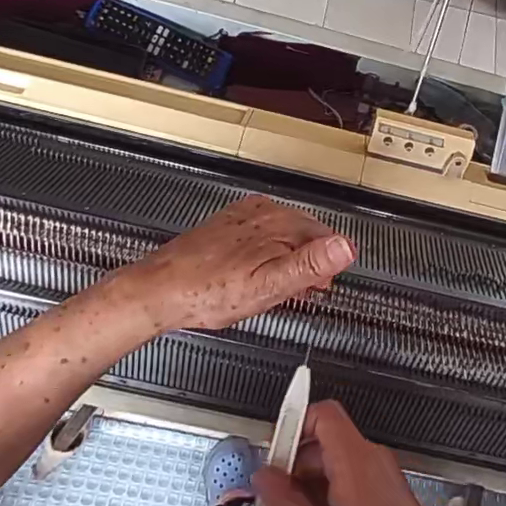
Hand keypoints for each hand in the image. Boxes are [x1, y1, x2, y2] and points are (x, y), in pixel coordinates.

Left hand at [94, 196, 354, 332]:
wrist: (161, 289)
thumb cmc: (206, 291)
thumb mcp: (268, 286)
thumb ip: (309, 265)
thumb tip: (344, 247)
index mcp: (277, 224)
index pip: (327, 239)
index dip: (326, 269)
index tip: (318, 288)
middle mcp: (261, 213)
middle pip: (306, 236)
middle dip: (306, 265)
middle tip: (295, 292)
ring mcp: (242, 218)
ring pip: (282, 237)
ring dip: (285, 261)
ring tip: (272, 288)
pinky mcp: (228, 226)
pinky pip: (260, 237)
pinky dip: (264, 256)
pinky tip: (251, 275)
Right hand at [253, 401, 489, 505]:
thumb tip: (264, 480)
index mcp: (358, 461)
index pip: (321, 414)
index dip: (291, 429)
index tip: (272, 459)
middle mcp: (369, 465)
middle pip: (315, 451)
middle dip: (288, 482)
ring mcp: (375, 485)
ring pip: (323, 479)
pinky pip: (337, 499)